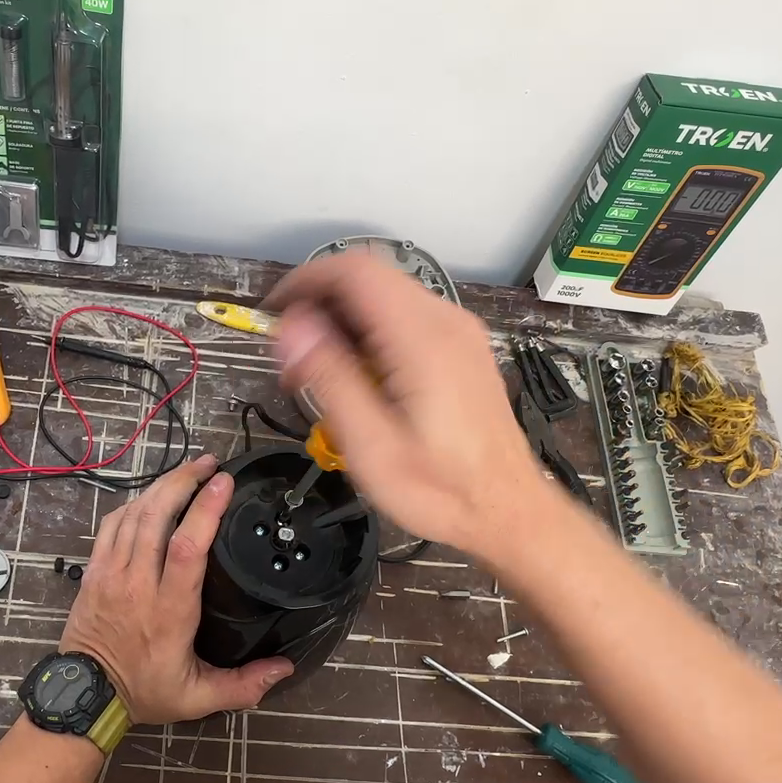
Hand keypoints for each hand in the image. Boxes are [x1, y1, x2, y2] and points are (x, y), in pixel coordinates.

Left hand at [58, 453, 293, 723]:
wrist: (85, 695)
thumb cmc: (145, 691)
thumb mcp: (199, 697)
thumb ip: (244, 685)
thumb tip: (286, 669)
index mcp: (170, 609)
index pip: (187, 548)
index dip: (205, 509)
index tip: (224, 481)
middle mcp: (138, 583)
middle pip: (158, 516)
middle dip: (184, 481)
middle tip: (210, 463)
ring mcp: (111, 573)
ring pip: (134, 514)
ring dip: (161, 486)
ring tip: (187, 471)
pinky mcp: (93, 571)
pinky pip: (111, 524)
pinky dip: (133, 503)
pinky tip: (151, 496)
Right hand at [261, 250, 550, 560]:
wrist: (506, 511)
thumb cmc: (441, 490)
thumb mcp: (371, 445)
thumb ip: (330, 378)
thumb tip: (292, 329)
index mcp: (423, 340)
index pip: (354, 271)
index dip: (306, 281)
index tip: (275, 312)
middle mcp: (446, 323)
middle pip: (367, 278)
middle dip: (319, 306)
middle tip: (292, 359)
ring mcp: (457, 333)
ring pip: (383, 296)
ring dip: (341, 322)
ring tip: (318, 375)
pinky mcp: (459, 348)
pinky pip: (403, 317)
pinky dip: (367, 333)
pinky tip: (356, 378)